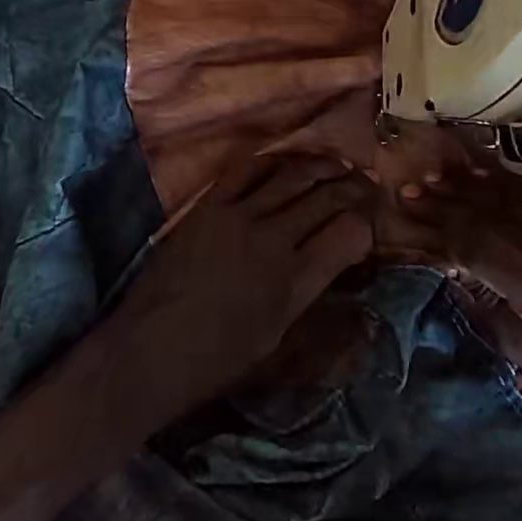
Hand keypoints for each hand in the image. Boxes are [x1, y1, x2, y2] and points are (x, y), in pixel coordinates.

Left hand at [109, 154, 377, 415]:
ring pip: (292, 176)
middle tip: (368, 181)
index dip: (368, 221)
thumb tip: (339, 257)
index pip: (349, 233)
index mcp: (294, 281)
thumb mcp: (279, 338)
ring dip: (322, 165)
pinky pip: (247, 170)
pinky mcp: (208, 205)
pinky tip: (287, 160)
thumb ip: (311, 291)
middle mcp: (272, 240)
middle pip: (326, 198)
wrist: (149, 348)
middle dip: (355, 187)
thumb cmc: (217, 360)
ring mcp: (237, 216)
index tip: (372, 219)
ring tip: (339, 163)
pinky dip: (274, 160)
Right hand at [388, 180, 521, 430]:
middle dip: (447, 204)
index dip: (441, 230)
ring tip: (435, 178)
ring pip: (515, 203)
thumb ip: (482, 306)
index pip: (481, 247)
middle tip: (411, 192)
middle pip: (493, 218)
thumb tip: (442, 264)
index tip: (410, 216)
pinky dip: (506, 187)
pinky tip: (480, 175)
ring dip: (470, 188)